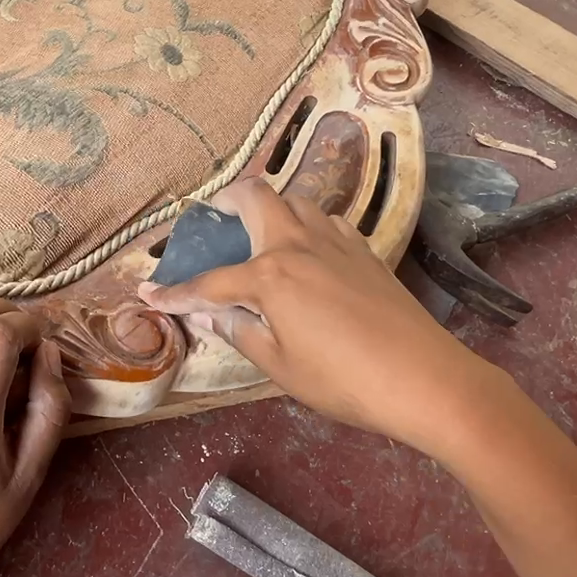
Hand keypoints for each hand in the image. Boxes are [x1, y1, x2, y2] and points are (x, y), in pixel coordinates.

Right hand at [135, 179, 498, 453]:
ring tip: (261, 237)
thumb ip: (239, 332)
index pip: (210, 281)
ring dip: (271, 211)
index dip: (176, 292)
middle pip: (256, 195)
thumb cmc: (344, 380)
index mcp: (270, 274)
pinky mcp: (365, 250)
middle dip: (226, 200)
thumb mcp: (279, 366)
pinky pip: (326, 222)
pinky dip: (306, 227)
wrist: (426, 378)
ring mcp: (336, 241)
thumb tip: (210, 314)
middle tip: (214, 219)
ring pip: (295, 202)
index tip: (150, 293)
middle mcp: (298, 244)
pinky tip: (309, 254)